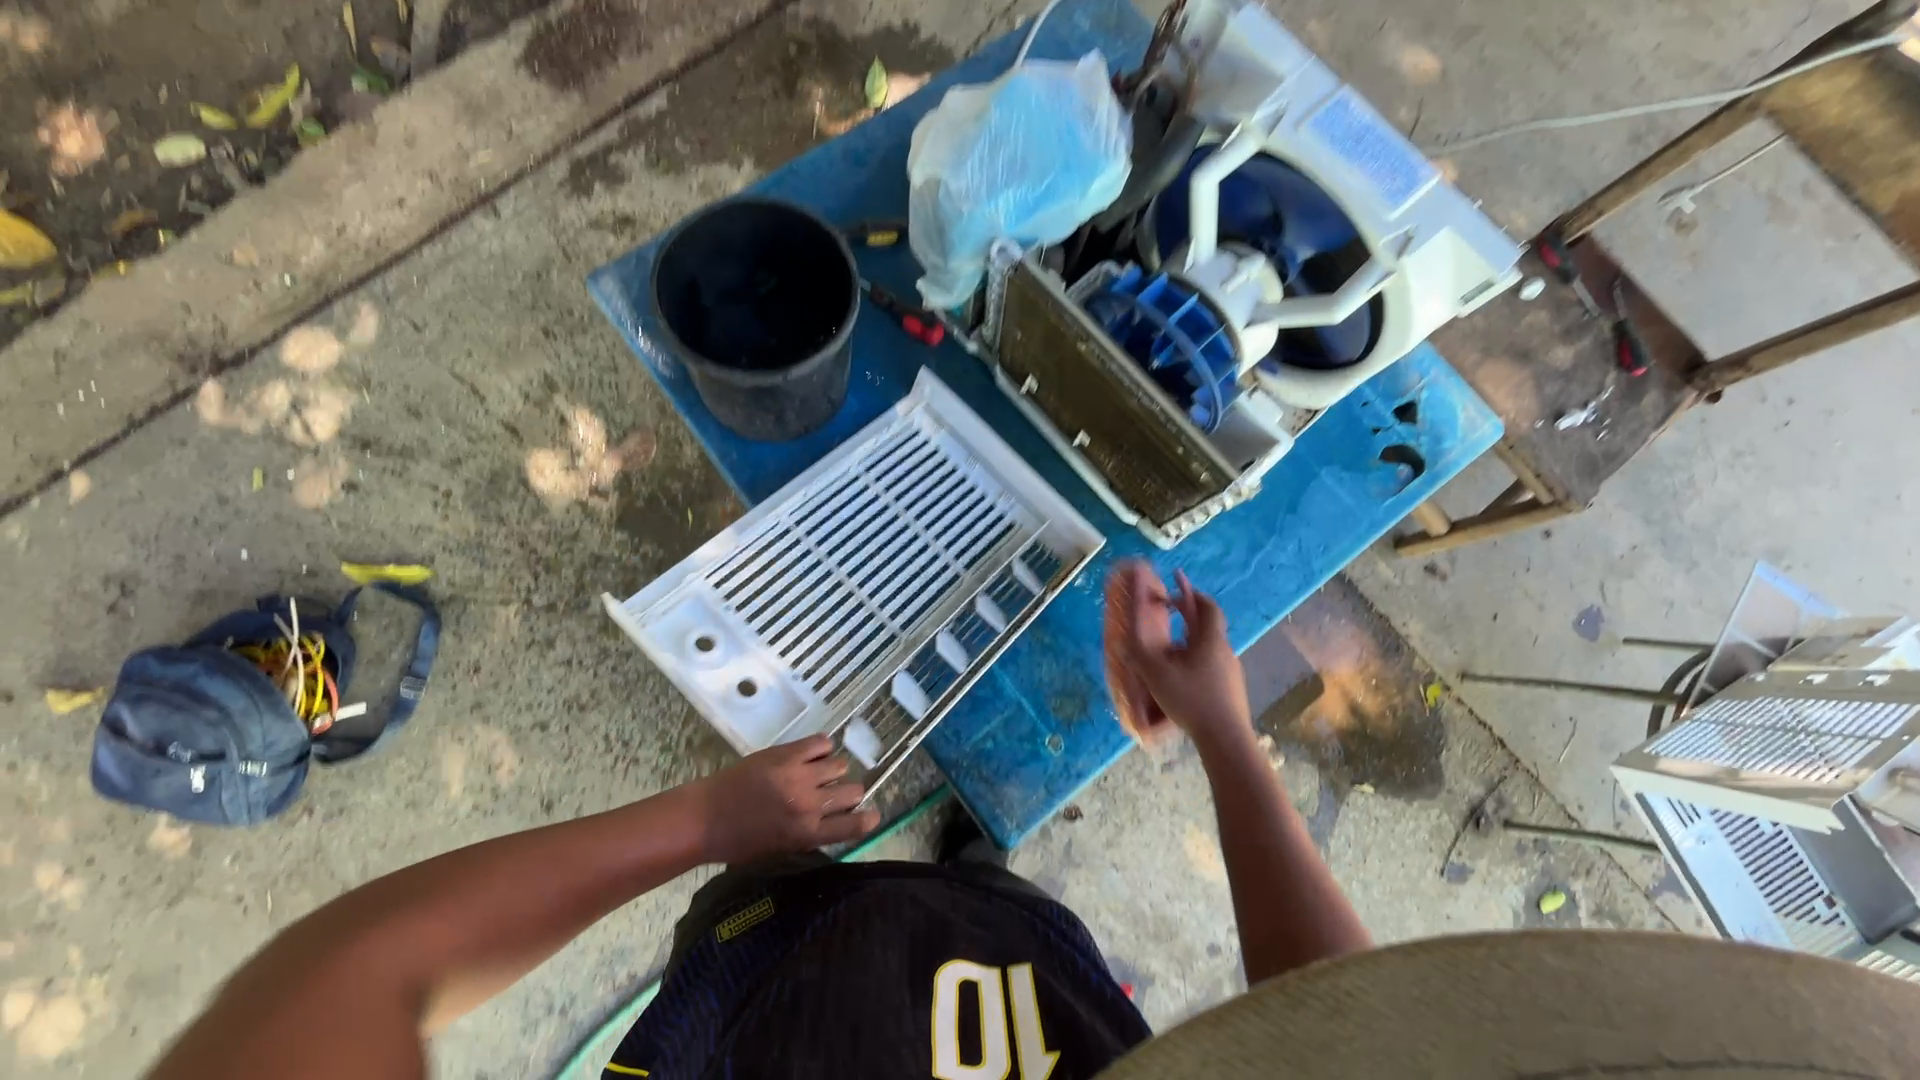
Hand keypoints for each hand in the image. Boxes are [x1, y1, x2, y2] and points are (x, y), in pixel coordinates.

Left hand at [692, 735, 880, 862]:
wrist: (704, 818)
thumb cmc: (738, 842)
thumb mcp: (780, 848)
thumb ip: (809, 834)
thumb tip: (833, 820)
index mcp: (806, 834)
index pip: (853, 825)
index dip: (868, 819)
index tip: (872, 815)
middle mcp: (808, 805)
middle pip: (853, 791)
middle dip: (849, 792)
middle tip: (835, 792)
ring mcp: (798, 776)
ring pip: (840, 765)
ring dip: (834, 769)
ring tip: (819, 771)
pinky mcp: (786, 754)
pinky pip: (821, 743)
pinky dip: (822, 748)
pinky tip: (812, 755)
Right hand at [1105, 560, 1250, 750]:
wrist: (1226, 738)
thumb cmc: (1192, 699)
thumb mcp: (1156, 675)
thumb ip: (1137, 654)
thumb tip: (1123, 640)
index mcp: (1210, 639)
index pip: (1207, 606)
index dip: (1191, 593)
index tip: (1174, 590)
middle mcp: (1224, 651)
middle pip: (1208, 625)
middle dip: (1188, 616)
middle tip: (1169, 613)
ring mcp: (1231, 672)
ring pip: (1209, 647)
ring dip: (1189, 642)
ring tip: (1168, 651)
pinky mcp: (1231, 691)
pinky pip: (1211, 666)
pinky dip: (1195, 662)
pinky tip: (1181, 679)